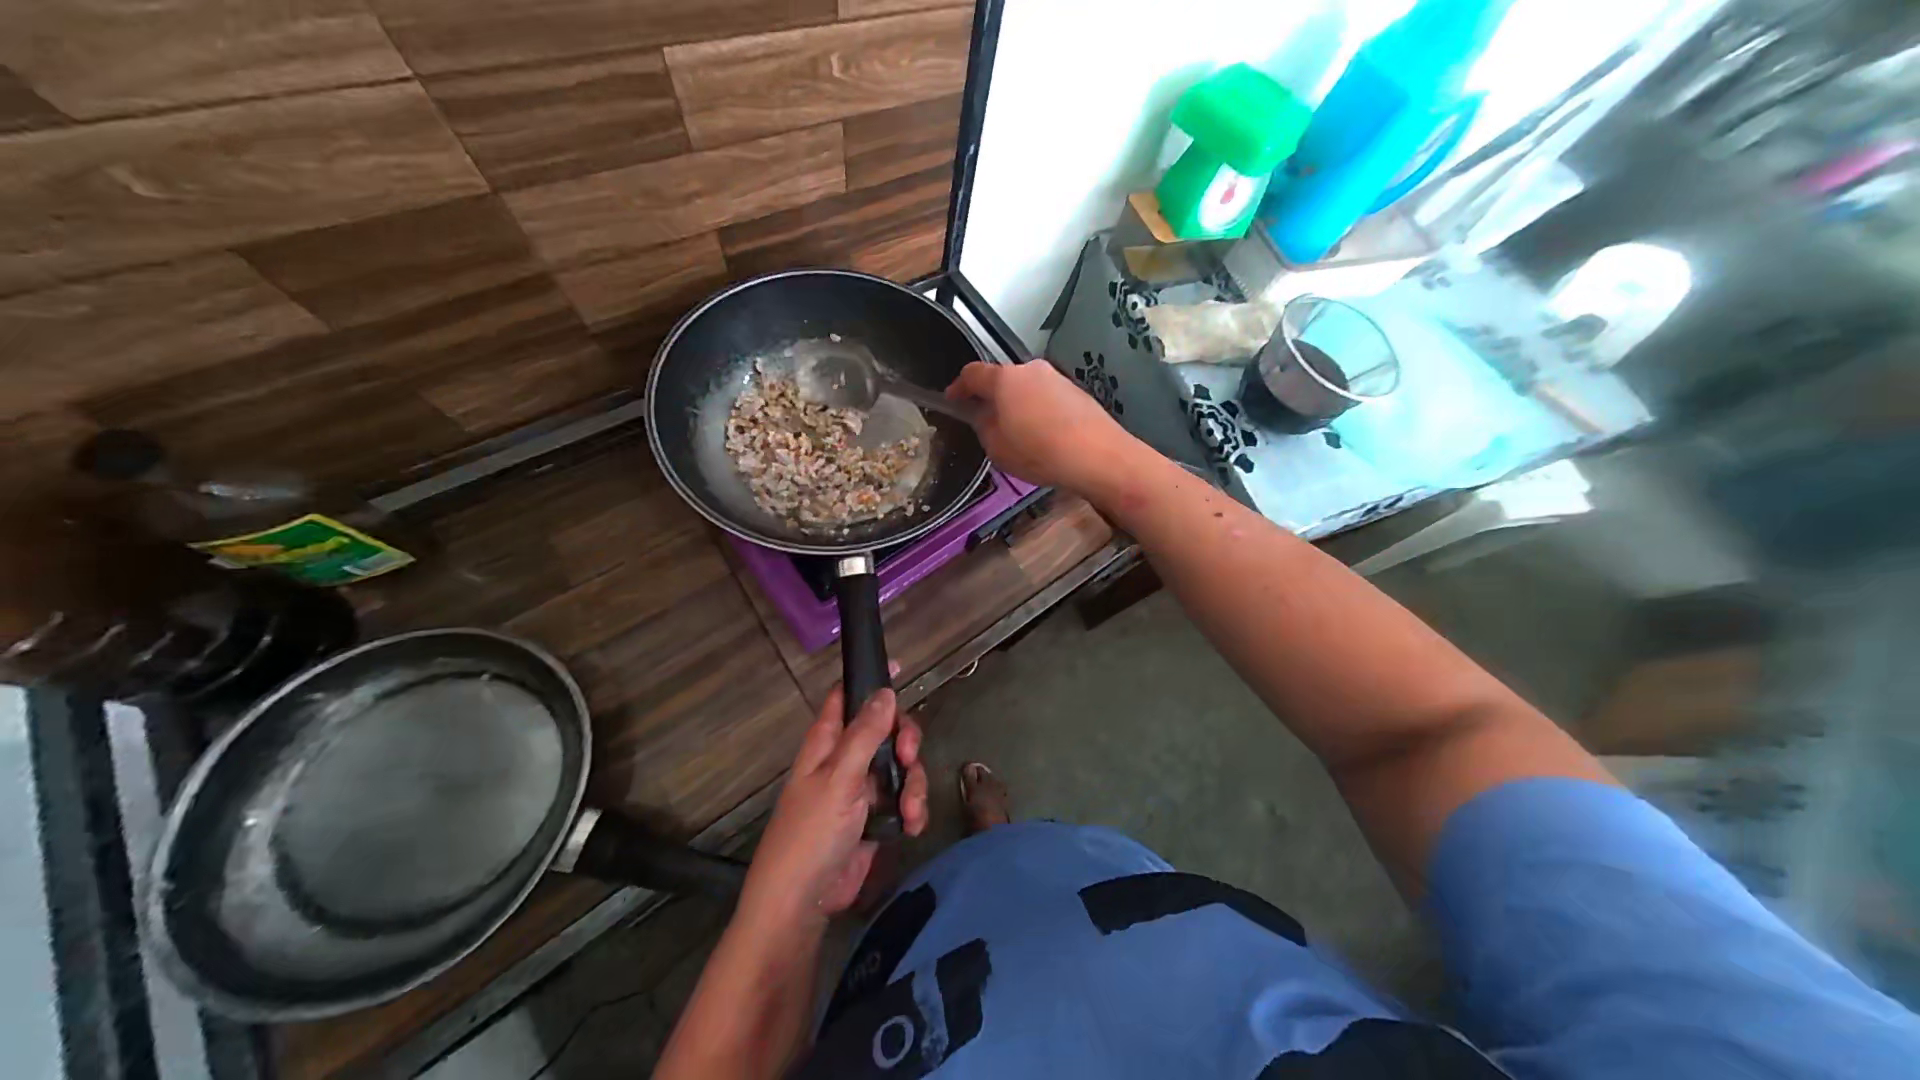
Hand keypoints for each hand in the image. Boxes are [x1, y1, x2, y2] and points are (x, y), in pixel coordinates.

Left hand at [739, 686, 927, 926]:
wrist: (803, 903)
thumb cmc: (811, 833)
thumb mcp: (838, 778)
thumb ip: (864, 734)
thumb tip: (885, 691)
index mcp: (827, 743)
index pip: (847, 698)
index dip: (871, 683)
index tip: (902, 670)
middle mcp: (846, 760)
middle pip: (887, 730)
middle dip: (905, 742)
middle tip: (907, 758)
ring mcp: (863, 790)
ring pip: (902, 766)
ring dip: (914, 784)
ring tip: (911, 812)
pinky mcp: (878, 818)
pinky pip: (905, 799)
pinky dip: (914, 809)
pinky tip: (911, 827)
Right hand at [947, 359, 1144, 497]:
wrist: (1097, 456)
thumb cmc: (1039, 452)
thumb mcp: (997, 448)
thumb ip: (984, 426)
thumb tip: (984, 415)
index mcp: (1004, 379)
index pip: (972, 373)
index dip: (958, 387)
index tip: (952, 399)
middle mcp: (1030, 369)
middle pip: (1002, 379)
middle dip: (991, 397)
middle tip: (986, 421)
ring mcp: (1055, 378)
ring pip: (1025, 388)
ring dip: (1016, 404)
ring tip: (1016, 433)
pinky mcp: (1075, 391)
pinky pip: (1045, 397)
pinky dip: (1037, 410)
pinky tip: (1042, 435)